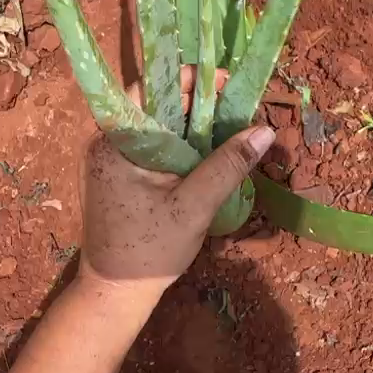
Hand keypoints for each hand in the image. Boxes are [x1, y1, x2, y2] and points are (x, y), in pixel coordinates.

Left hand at [76, 84, 273, 303]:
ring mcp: (111, 160)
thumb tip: (265, 129)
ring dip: (192, 125)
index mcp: (117, 142)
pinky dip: (180, 146)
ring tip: (229, 128)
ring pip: (157, 127)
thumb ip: (227, 166)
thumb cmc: (149, 251)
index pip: (151, 88)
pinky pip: (153, 148)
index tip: (227, 82)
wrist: (115, 293)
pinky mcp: (119, 177)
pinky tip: (208, 154)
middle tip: (237, 107)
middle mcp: (107, 142)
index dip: (190, 79)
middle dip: (197, 102)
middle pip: (155, 106)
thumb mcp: (194, 207)